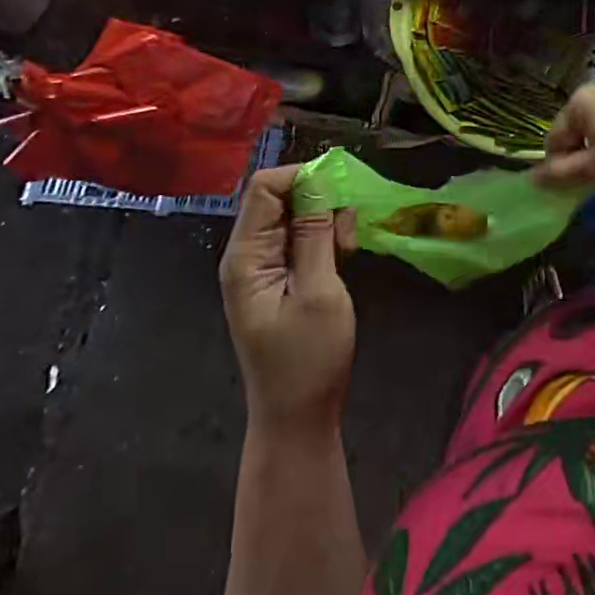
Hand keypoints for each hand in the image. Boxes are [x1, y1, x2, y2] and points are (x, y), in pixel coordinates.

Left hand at [219, 166, 358, 432]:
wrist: (297, 417)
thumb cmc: (309, 359)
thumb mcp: (319, 292)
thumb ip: (316, 235)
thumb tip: (318, 182)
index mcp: (245, 256)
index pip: (264, 189)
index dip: (301, 177)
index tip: (342, 189)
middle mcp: (247, 255)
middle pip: (278, 201)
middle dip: (318, 203)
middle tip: (349, 233)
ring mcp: (262, 269)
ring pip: (294, 220)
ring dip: (325, 224)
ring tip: (349, 251)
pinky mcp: (278, 281)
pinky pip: (299, 244)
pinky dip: (323, 243)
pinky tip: (342, 260)